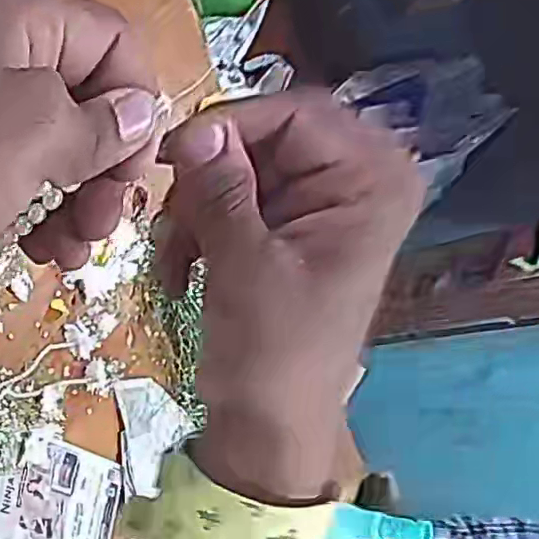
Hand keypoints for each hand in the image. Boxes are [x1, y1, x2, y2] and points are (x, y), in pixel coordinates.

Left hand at [0, 0, 161, 362]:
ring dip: (81, 205)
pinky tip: (47, 253)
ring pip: (61, 154)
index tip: (138, 172)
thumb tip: (141, 116)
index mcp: (17, 21)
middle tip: (108, 223)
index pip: (114, 42)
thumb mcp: (35, 137)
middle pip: (90, 104)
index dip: (139, 105)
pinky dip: (45, 218)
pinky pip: (25, 185)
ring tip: (76, 251)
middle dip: (108, 168)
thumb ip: (100, 124)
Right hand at [162, 90, 423, 503]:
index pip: (295, 114)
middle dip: (206, 182)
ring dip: (193, 215)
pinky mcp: (281, 238)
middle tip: (169, 221)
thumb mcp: (243, 266)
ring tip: (174, 262)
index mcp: (370, 180)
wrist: (268, 424)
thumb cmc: (271, 352)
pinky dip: (197, 235)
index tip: (168, 155)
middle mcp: (350, 184)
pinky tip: (181, 272)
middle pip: (262, 143)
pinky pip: (229, 210)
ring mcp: (313, 212)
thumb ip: (221, 192)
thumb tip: (191, 130)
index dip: (228, 125)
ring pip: (235, 177)